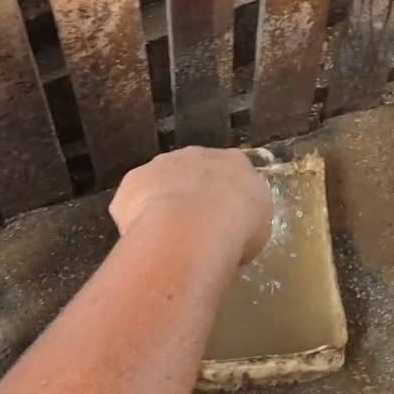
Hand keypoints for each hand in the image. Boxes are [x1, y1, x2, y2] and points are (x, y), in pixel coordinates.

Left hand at [110, 148, 273, 266]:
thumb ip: (244, 217)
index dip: (225, 199)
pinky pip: (135, 199)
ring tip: (166, 238)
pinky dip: (136, 216)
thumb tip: (231, 225)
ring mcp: (163, 163)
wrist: (194, 227)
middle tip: (192, 231)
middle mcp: (198, 154)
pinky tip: (144, 238)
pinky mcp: (134, 179)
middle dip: (192, 197)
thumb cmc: (237, 229)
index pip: (230, 174)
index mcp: (234, 163)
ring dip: (162, 204)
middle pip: (193, 173)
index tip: (222, 222)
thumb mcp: (258, 226)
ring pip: (161, 183)